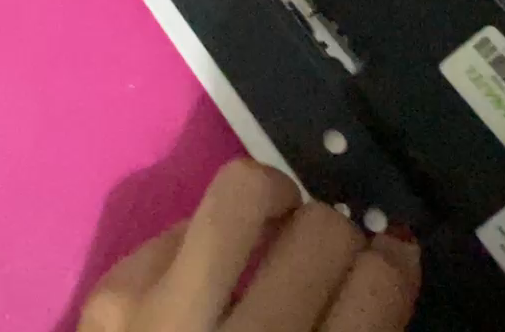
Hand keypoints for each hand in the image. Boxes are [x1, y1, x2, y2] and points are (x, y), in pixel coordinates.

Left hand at [79, 158, 421, 331]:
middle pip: (318, 232)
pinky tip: (213, 271)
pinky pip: (185, 220)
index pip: (372, 299)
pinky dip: (211, 238)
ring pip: (243, 190)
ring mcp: (160, 315)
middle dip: (335, 233)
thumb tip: (387, 259)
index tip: (392, 251)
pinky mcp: (112, 289)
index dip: (391, 264)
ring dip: (277, 201)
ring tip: (280, 223)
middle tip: (326, 255)